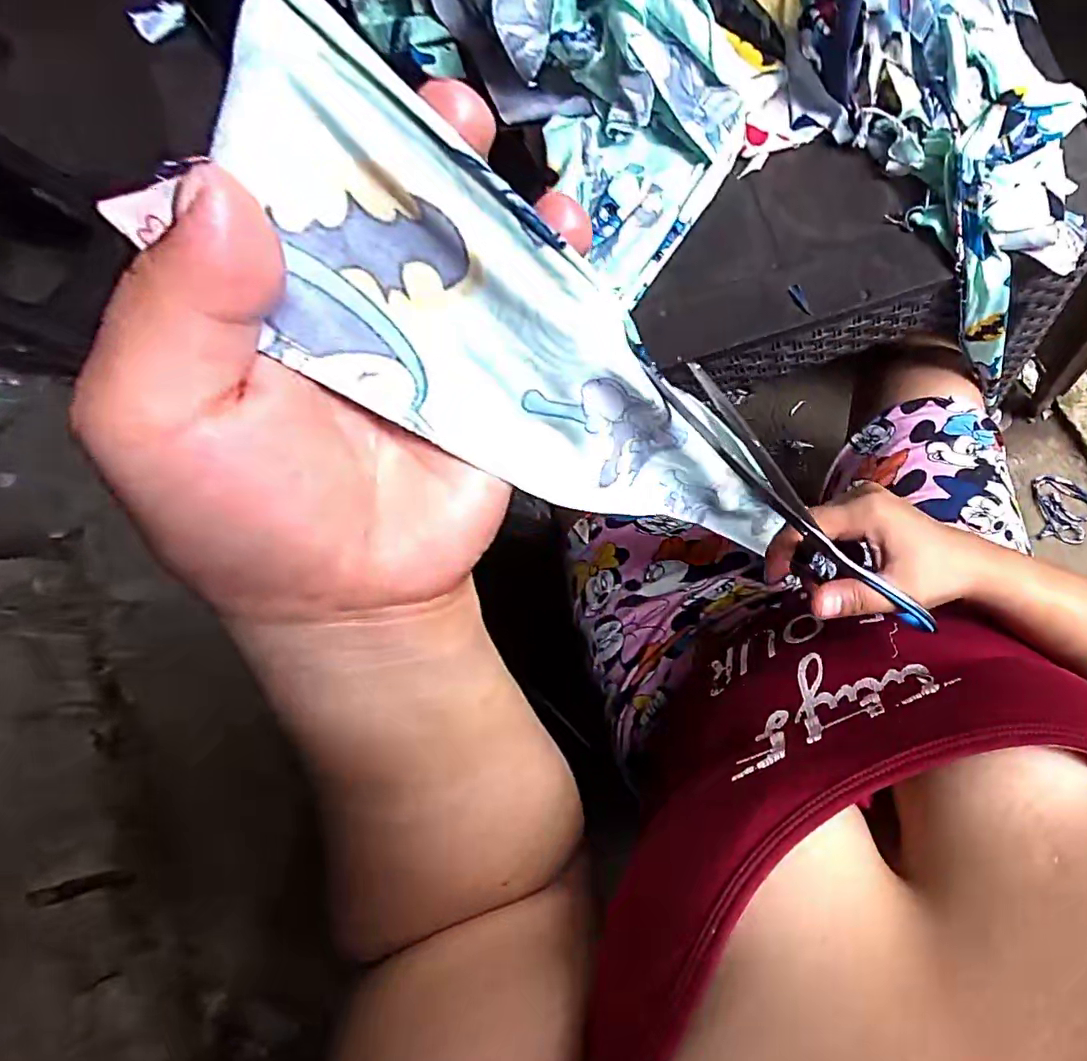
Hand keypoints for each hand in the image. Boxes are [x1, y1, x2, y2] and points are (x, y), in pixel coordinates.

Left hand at [72, 80, 589, 628]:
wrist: (363, 592)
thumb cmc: (245, 515)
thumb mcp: (160, 410)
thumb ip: (182, 308)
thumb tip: (222, 194)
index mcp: (277, 295)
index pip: (295, 193)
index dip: (323, 135)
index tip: (350, 91)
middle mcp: (371, 308)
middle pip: (405, 213)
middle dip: (431, 153)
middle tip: (451, 109)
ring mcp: (449, 348)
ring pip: (483, 263)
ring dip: (509, 212)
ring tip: (523, 170)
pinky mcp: (510, 388)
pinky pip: (540, 329)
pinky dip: (564, 288)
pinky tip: (574, 248)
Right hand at [763, 482, 1013, 619]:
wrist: (969, 563)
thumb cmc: (937, 575)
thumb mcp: (896, 590)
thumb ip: (854, 597)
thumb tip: (814, 604)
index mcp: (866, 508)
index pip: (806, 523)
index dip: (783, 550)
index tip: (775, 579)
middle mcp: (863, 494)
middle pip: (812, 522)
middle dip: (803, 557)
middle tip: (813, 590)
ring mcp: (868, 497)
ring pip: (823, 524)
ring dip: (818, 555)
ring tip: (832, 584)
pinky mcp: (873, 506)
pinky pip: (838, 525)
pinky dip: (834, 548)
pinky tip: (848, 571)